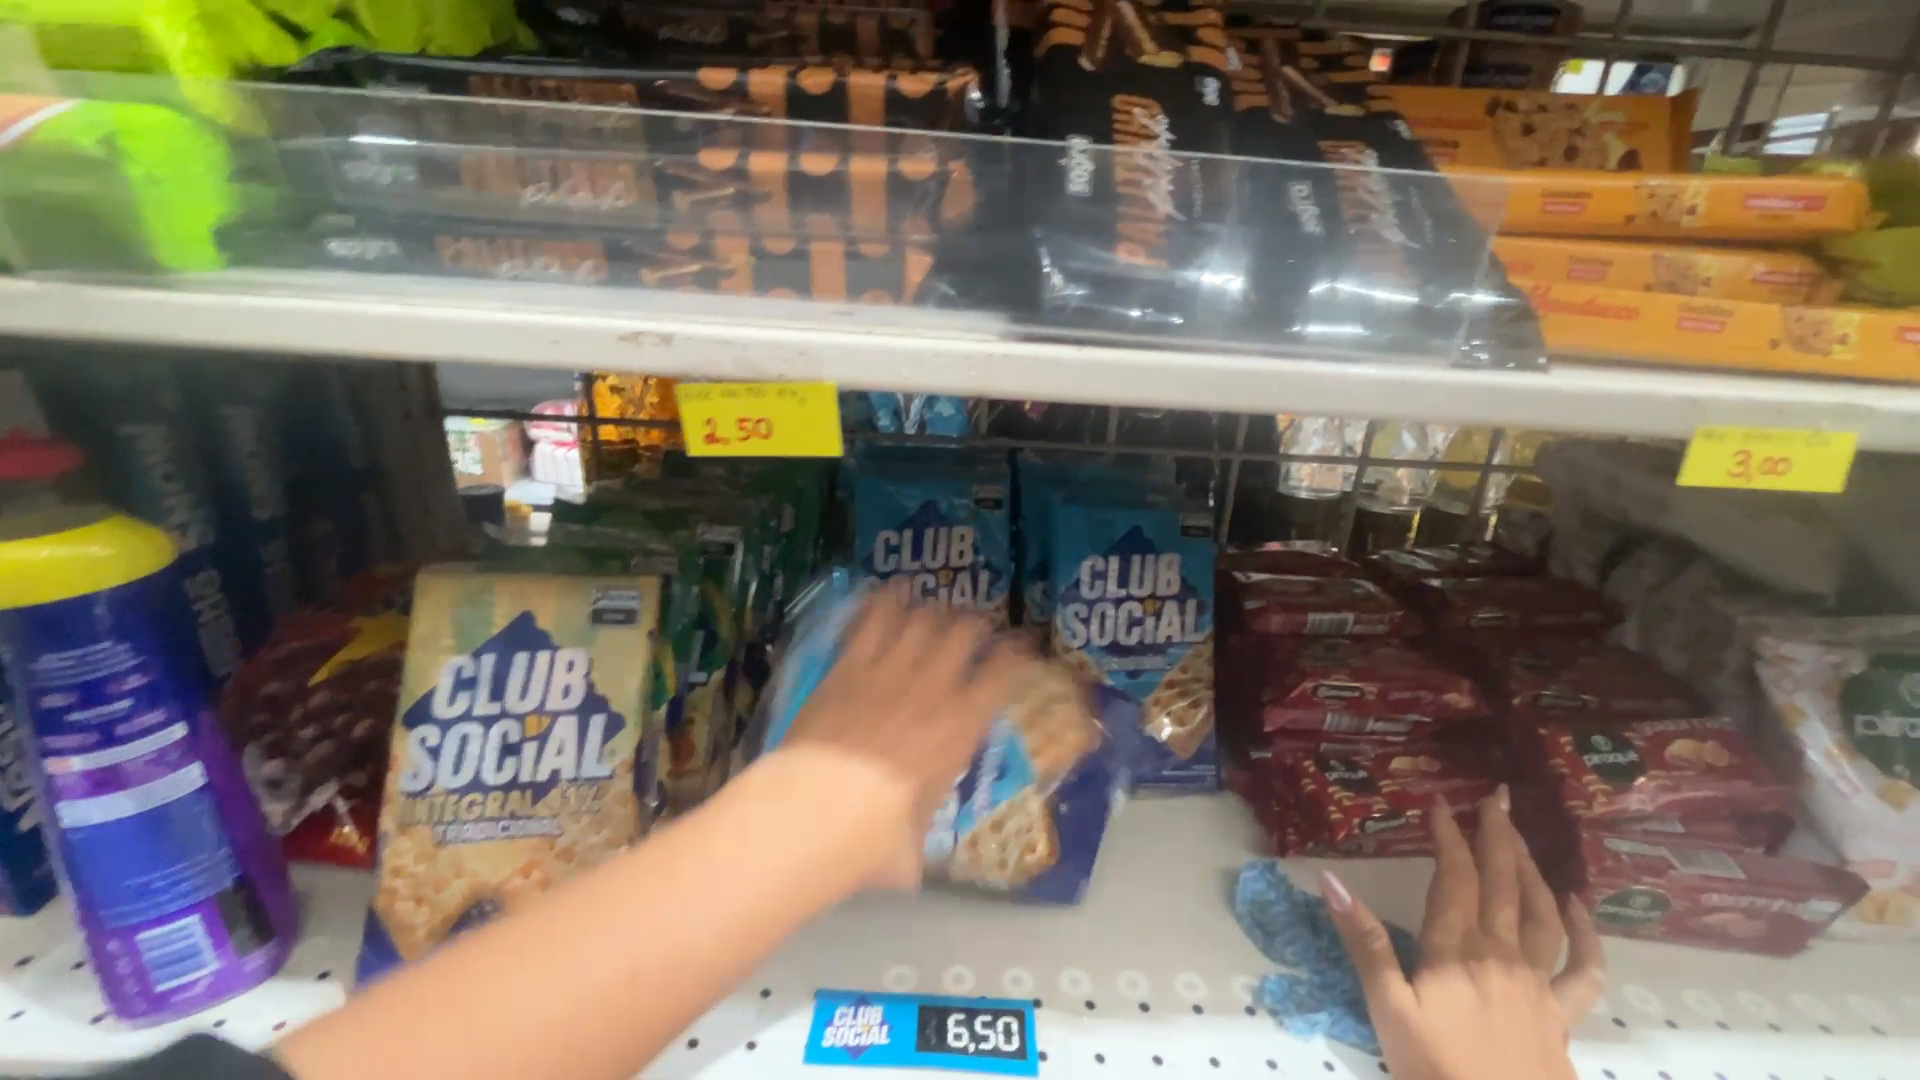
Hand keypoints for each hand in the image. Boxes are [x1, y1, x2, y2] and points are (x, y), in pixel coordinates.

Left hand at [773, 580, 1033, 890]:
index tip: (1020, 649)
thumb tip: (905, 860)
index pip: (1007, 670)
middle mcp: (935, 686)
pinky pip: (873, 618)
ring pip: (923, 616)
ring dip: (931, 611)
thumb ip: (914, 836)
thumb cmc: (875, 835)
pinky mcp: (849, 664)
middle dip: (974, 624)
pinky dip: (884, 602)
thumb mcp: (910, 841)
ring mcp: (891, 669)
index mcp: (963, 725)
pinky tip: (888, 595)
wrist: (818, 809)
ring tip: (931, 611)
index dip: (1018, 653)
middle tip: (971, 628)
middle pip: (966, 629)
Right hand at [1321, 786, 1605, 1079]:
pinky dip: (1585, 933)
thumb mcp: (1387, 1009)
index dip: (1447, 836)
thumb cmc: (1434, 1071)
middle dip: (1496, 836)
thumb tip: (1331, 880)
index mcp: (1456, 950)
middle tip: (1495, 797)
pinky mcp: (1561, 1015)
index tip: (1438, 802)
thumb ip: (1365, 943)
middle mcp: (1502, 955)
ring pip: (1542, 913)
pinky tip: (1577, 907)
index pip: (1455, 877)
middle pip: (1503, 884)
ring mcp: (1538, 985)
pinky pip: (1584, 968)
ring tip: (1520, 837)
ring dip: (1532, 869)